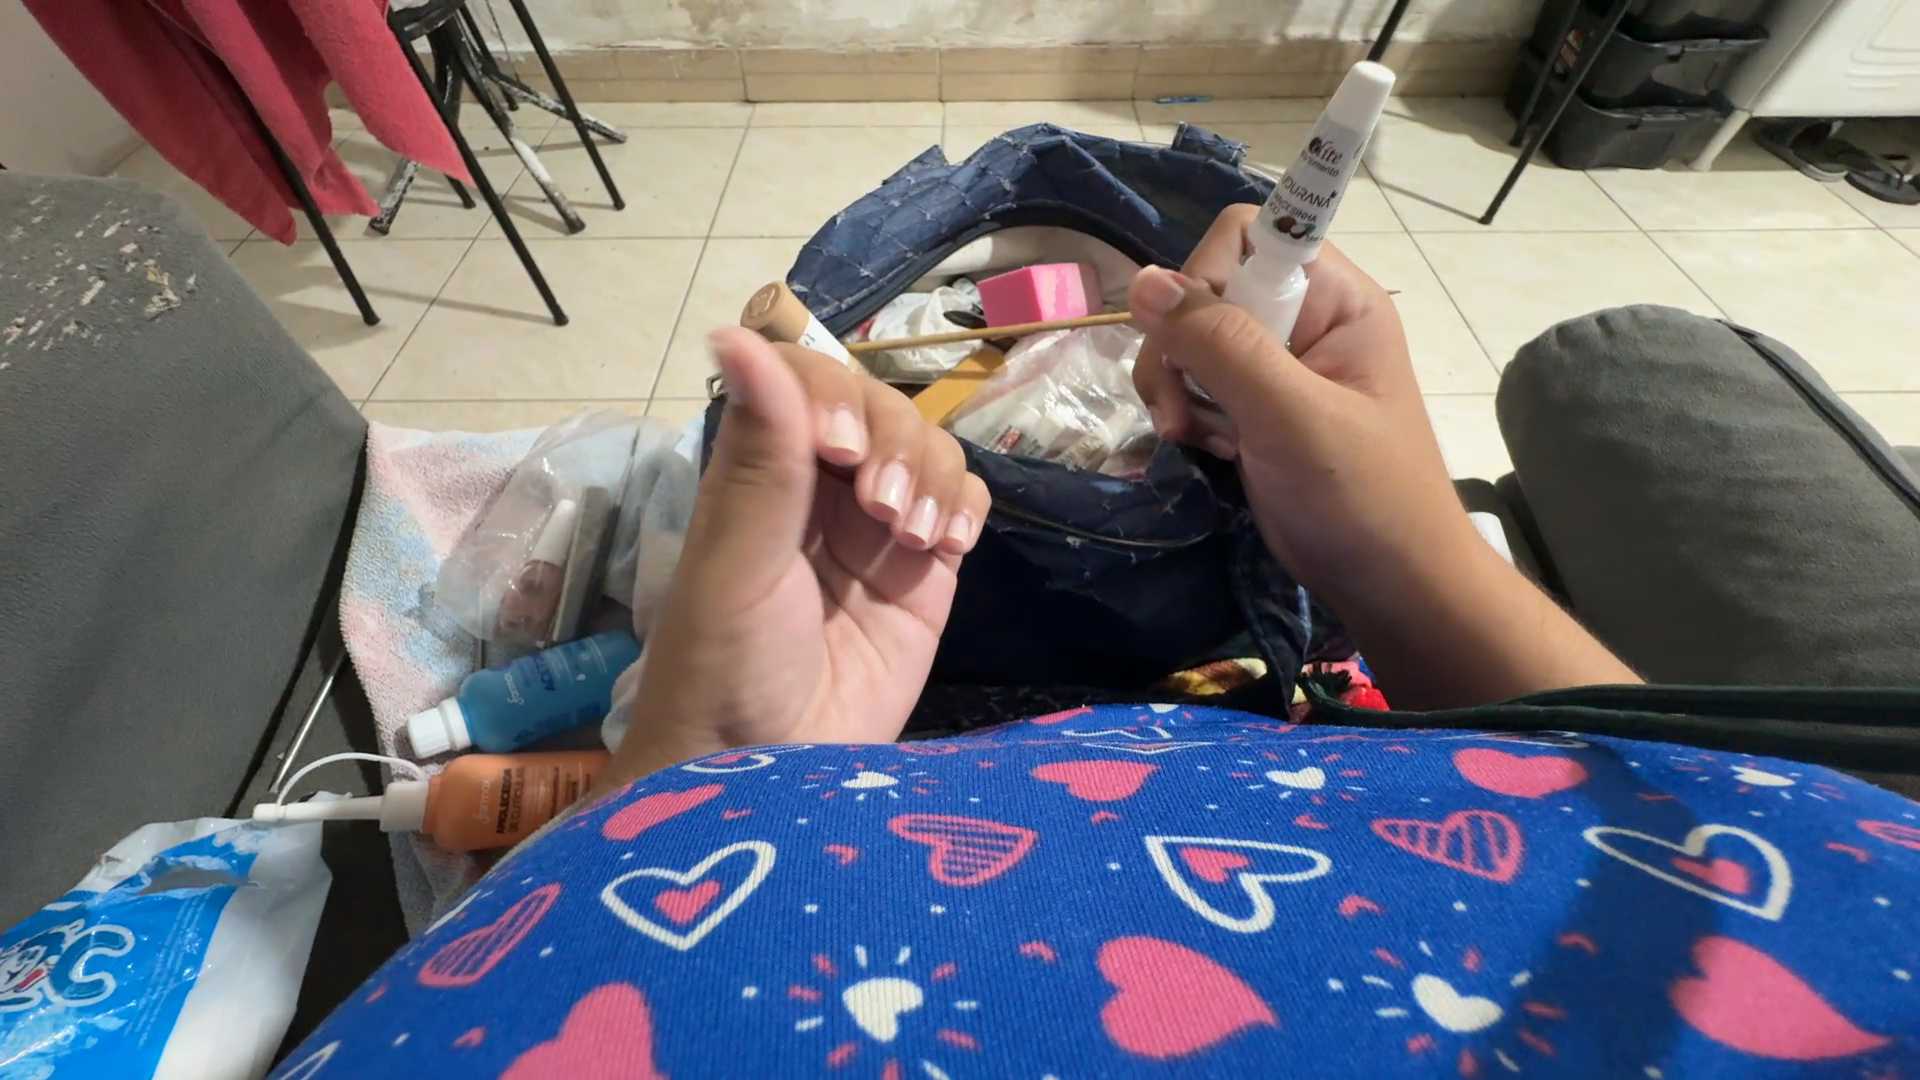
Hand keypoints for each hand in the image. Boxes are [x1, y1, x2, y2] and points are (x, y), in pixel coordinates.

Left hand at [594, 329, 991, 791]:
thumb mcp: (738, 565)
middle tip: (882, 511)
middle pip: (883, 409)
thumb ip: (758, 457)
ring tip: (913, 539)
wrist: (778, 774)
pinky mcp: (926, 570)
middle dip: (894, 445)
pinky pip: (964, 505)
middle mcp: (822, 487)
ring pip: (931, 450)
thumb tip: (737, 332)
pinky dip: (964, 509)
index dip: (836, 394)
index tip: (842, 447)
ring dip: (933, 479)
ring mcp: (879, 527)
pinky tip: (945, 546)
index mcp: (762, 470)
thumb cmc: (731, 670)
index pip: (809, 381)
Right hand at [1129, 206, 1470, 606]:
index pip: (1245, 238)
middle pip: (1201, 294)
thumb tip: (1142, 281)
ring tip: (1195, 439)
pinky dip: (1186, 416)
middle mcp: (1299, 322)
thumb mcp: (1290, 415)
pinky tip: (1209, 450)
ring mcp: (1270, 368)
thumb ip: (1221, 345)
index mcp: (1332, 300)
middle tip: (1178, 415)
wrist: (1386, 580)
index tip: (1191, 343)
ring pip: (1186, 344)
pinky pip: (1191, 387)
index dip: (1204, 278)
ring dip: (1175, 390)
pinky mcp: (1248, 409)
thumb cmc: (1360, 496)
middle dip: (1178, 352)